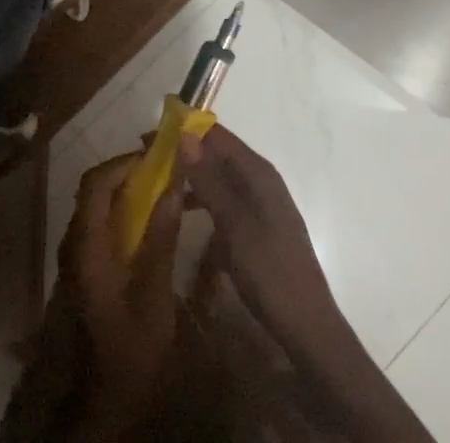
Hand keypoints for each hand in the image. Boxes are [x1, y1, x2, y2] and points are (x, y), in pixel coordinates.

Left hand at [61, 152, 183, 430]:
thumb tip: (173, 186)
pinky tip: (157, 223)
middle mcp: (74, 245)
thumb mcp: (153, 294)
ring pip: (98, 208)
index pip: (95, 183)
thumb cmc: (131, 348)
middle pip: (94, 191)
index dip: (125, 162)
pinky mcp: (86, 271)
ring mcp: (77, 259)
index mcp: (87, 247)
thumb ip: (161, 238)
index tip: (159, 157)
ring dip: (130, 192)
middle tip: (169, 169)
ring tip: (169, 190)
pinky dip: (126, 214)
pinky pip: (102, 227)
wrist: (102, 398)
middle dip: (130, 173)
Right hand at [179, 126, 436, 442]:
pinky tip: (183, 211)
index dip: (187, 128)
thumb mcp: (232, 223)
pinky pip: (226, 200)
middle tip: (145, 157)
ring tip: (157, 182)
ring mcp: (262, 204)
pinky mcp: (258, 226)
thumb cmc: (268, 269)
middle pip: (220, 154)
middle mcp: (262, 181)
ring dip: (193, 176)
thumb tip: (186, 135)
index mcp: (259, 173)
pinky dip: (204, 199)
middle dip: (186, 151)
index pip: (218, 135)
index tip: (150, 130)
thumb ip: (209, 180)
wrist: (304, 322)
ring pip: (221, 177)